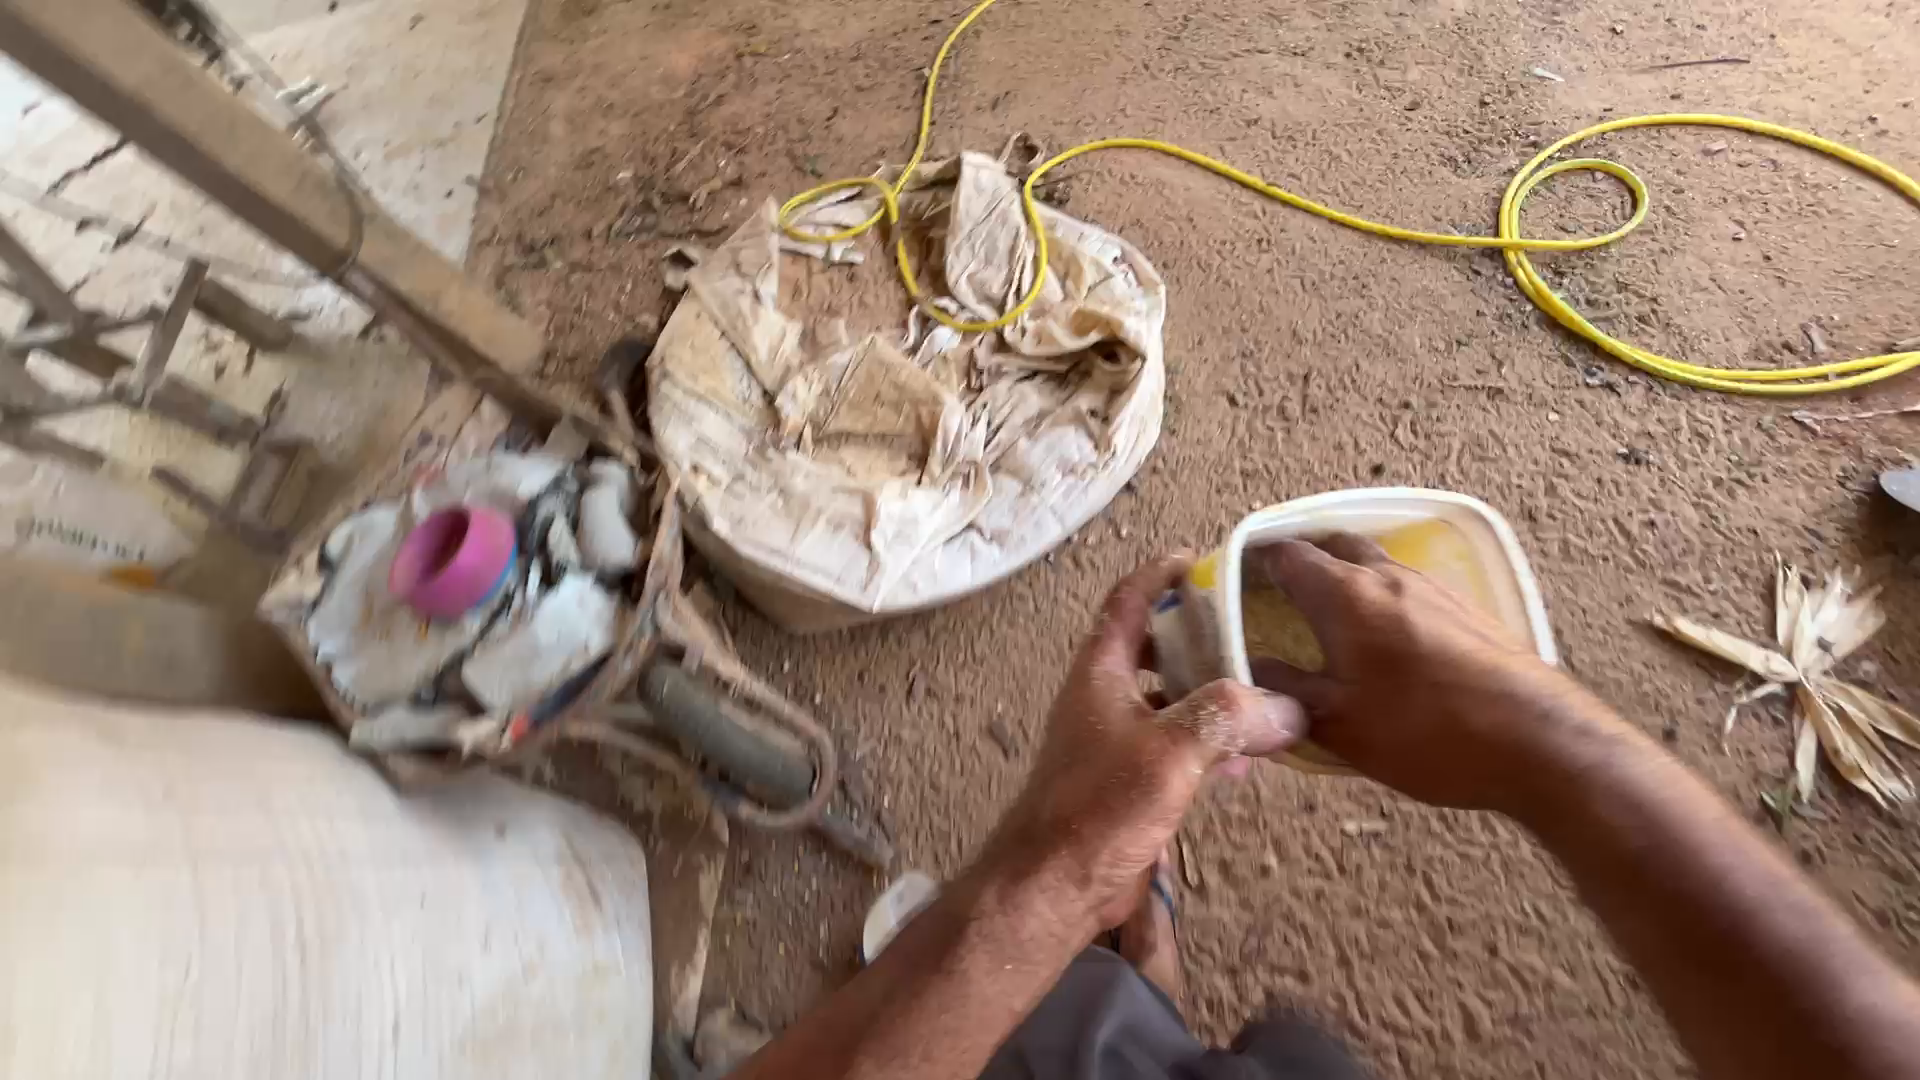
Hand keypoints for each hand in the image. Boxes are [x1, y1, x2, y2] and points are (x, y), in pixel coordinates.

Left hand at [987, 554, 1305, 929]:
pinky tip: (1242, 762)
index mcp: (1100, 668)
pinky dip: (1205, 742)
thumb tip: (1290, 706)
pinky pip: (1173, 742)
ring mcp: (1113, 735)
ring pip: (1166, 696)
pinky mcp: (1127, 775)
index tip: (1196, 560)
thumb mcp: (1169, 750)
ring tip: (1259, 696)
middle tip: (1245, 630)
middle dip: (1195, 634)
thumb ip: (1228, 719)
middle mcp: (1103, 693)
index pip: (1127, 601)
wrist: (1056, 880)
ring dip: (1208, 693)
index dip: (1159, 575)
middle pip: (1149, 644)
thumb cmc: (1100, 803)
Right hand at [1248, 533, 1625, 811]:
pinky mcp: (1467, 611)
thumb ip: (1285, 688)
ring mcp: (1433, 589)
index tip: (1234, 574)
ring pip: (1373, 561)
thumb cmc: (1426, 732)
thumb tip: (1250, 667)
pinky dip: (1377, 592)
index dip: (1255, 558)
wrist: (1546, 748)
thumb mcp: (1336, 721)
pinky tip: (1380, 634)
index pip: (1287, 555)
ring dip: (1342, 572)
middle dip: (1301, 555)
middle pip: (1334, 543)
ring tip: (1323, 608)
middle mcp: (1387, 577)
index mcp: (1345, 595)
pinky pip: (1405, 584)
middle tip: (1276, 583)